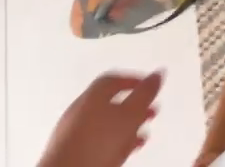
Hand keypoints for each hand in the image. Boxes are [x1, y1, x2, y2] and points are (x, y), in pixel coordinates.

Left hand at [38, 71, 162, 166]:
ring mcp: (70, 131)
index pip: (113, 77)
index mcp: (92, 95)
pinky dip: (110, 140)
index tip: (147, 83)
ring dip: (122, 125)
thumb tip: (157, 74)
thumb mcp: (131, 113)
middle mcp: (78, 109)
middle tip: (145, 109)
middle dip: (131, 106)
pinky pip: (93, 139)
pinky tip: (120, 149)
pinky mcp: (66, 151)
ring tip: (137, 133)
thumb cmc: (93, 145)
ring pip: (102, 122)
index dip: (133, 79)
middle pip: (108, 101)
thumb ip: (146, 92)